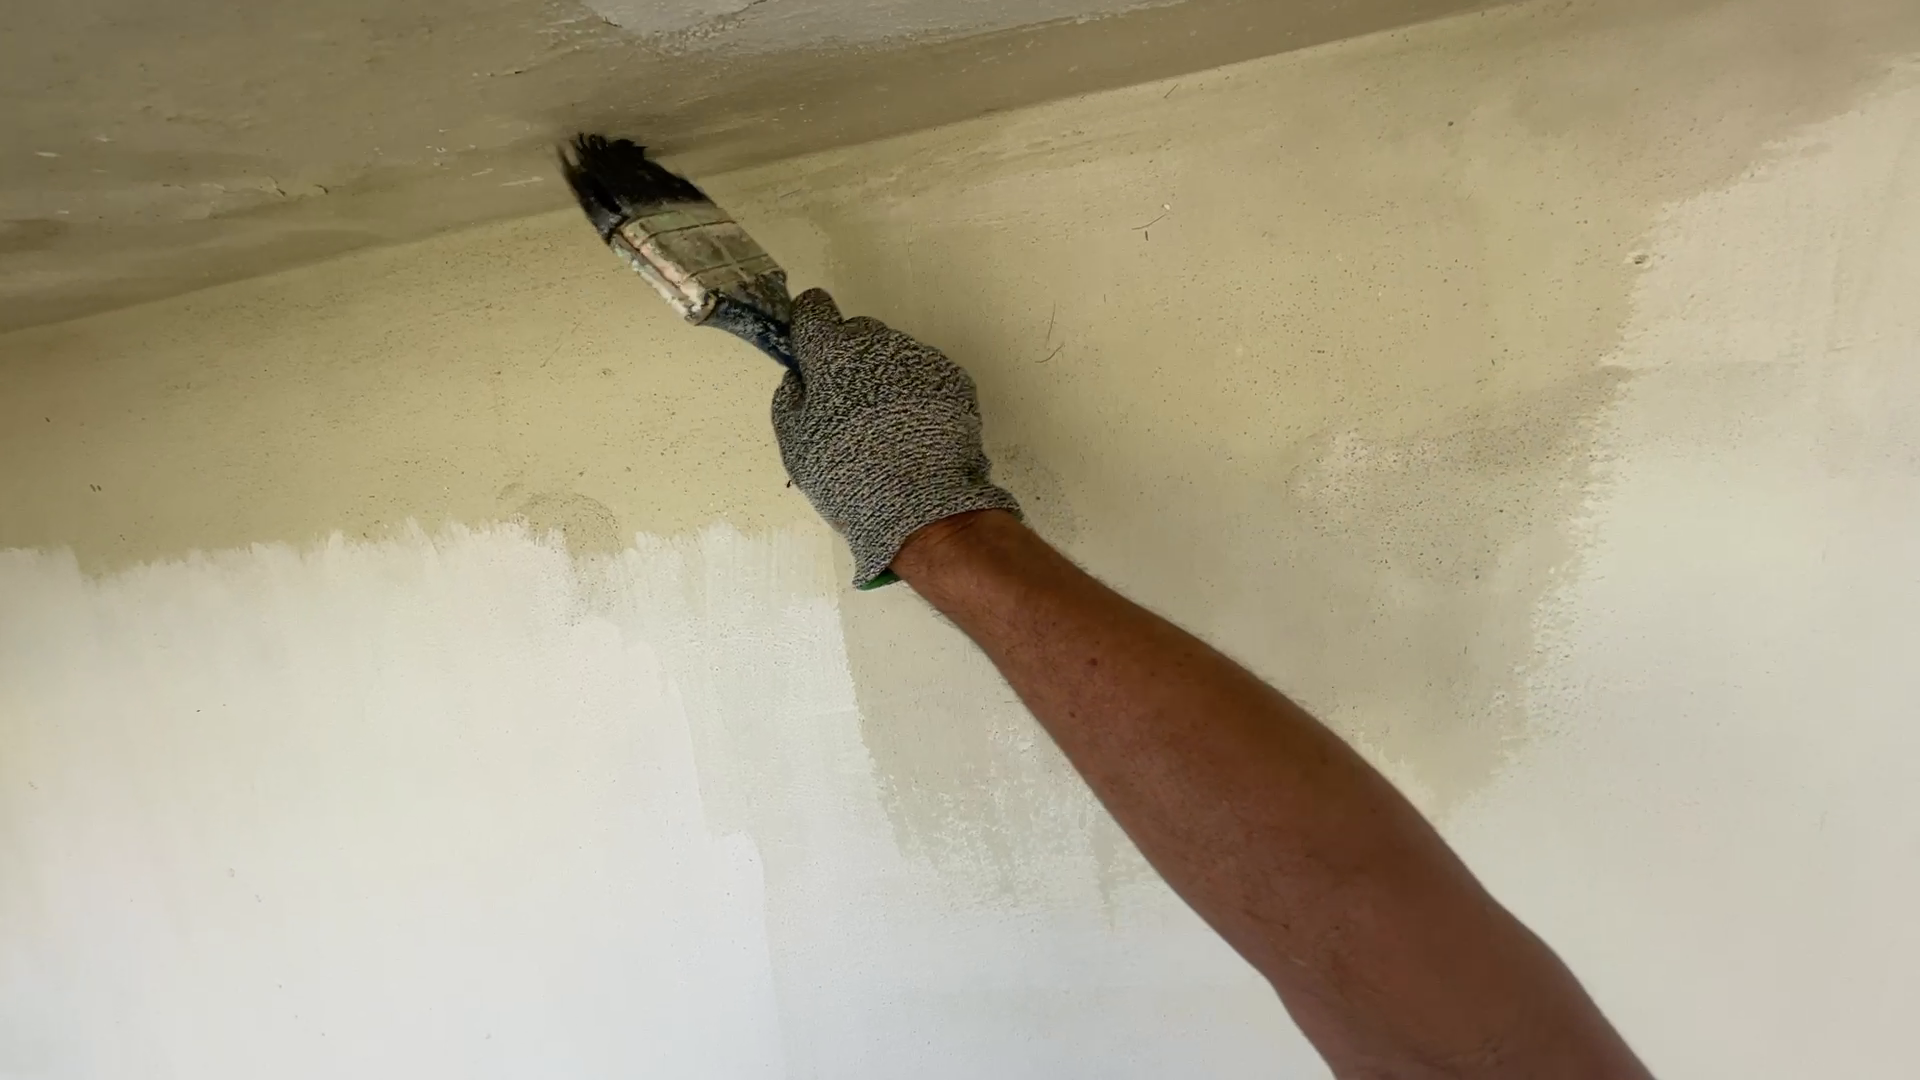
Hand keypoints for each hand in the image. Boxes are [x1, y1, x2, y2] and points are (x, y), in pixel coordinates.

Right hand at [772, 289, 1020, 586]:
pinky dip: (920, 396)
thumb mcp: (796, 445)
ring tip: (890, 428)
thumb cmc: (849, 477)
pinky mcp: (955, 380)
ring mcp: (922, 359)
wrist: (922, 506)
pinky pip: (927, 377)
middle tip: (852, 407)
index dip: (810, 328)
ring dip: (886, 378)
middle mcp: (879, 343)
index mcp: (832, 351)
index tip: (812, 352)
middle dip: (850, 360)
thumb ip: (792, 398)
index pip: (814, 309)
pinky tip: (917, 432)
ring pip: (894, 356)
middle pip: (857, 335)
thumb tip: (801, 376)